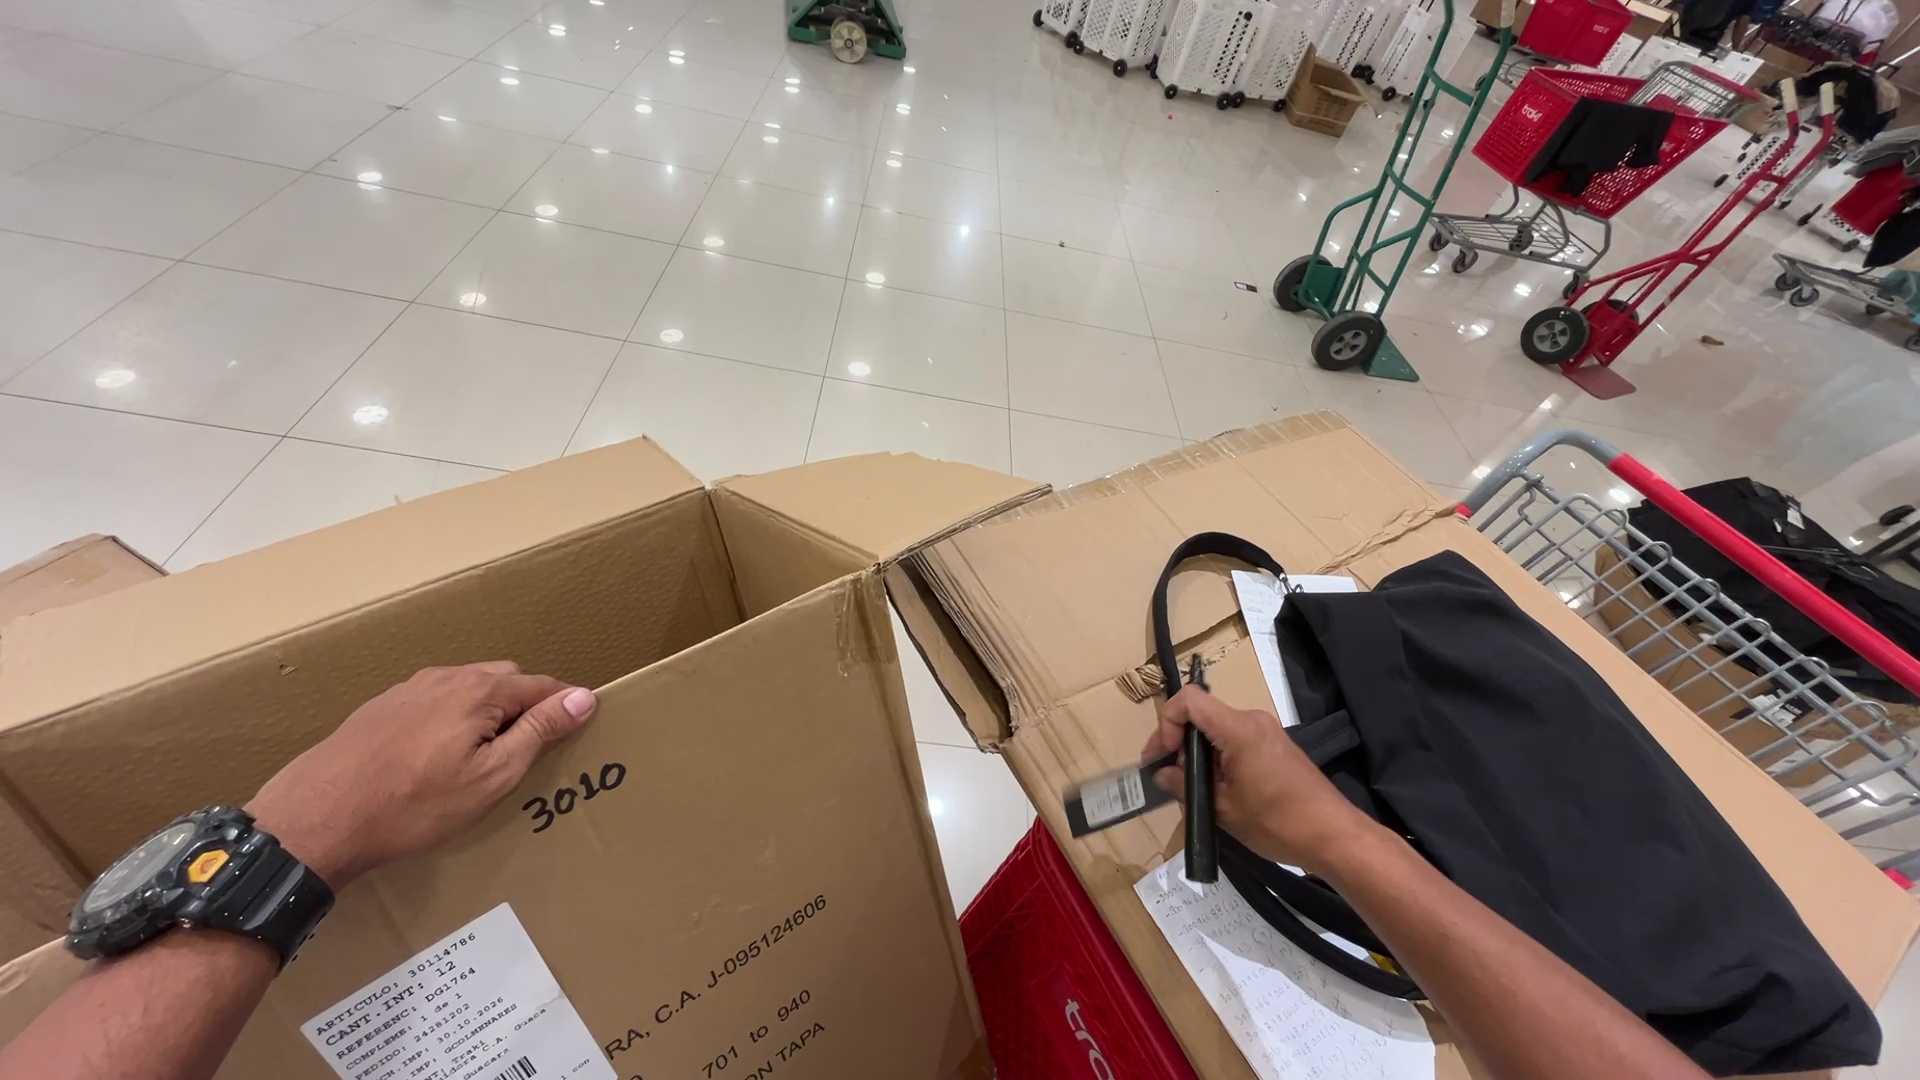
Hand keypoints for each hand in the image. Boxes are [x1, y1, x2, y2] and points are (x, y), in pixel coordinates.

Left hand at [246, 662, 596, 888]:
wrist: (311, 823)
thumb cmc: (412, 806)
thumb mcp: (493, 776)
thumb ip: (541, 731)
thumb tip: (584, 697)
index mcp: (481, 690)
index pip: (544, 685)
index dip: (565, 707)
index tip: (575, 731)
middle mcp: (447, 677)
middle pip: (506, 680)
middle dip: (525, 706)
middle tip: (525, 750)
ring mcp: (408, 689)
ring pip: (468, 688)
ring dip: (487, 711)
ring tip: (480, 755)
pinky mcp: (379, 708)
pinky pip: (434, 700)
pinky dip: (450, 718)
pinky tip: (435, 756)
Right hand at [1140, 685, 1383, 874]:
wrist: (1335, 838)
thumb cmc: (1277, 822)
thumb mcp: (1223, 809)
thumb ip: (1185, 786)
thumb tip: (1163, 774)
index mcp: (1238, 728)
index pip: (1189, 700)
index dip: (1168, 722)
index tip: (1166, 755)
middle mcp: (1253, 721)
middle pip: (1202, 714)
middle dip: (1178, 741)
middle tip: (1166, 773)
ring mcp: (1267, 732)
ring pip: (1218, 729)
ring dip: (1199, 753)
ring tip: (1191, 787)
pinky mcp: (1277, 747)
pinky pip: (1236, 740)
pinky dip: (1219, 757)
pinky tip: (1218, 788)